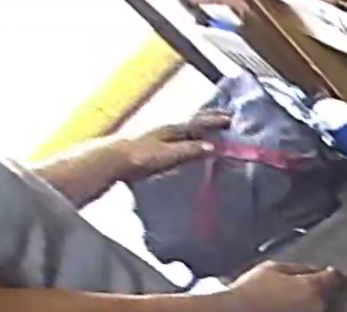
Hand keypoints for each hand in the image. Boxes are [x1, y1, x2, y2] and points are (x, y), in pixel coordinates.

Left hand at [107, 113, 229, 181]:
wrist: (115, 160)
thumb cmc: (143, 158)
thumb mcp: (170, 155)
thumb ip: (190, 150)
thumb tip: (214, 147)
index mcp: (173, 131)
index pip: (197, 124)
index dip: (213, 121)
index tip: (231, 119)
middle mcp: (168, 130)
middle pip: (192, 121)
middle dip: (208, 118)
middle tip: (225, 116)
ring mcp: (162, 137)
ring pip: (188, 128)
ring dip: (201, 125)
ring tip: (213, 125)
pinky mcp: (159, 145)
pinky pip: (183, 137)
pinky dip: (193, 135)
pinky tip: (195, 140)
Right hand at [225, 261, 346, 311]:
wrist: (245, 307)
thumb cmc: (257, 285)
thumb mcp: (277, 267)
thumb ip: (301, 268)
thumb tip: (317, 271)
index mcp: (312, 286)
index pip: (336, 279)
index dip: (337, 273)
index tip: (332, 269)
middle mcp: (320, 302)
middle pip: (341, 292)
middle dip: (340, 284)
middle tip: (335, 278)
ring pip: (337, 304)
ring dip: (336, 295)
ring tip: (329, 288)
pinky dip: (329, 304)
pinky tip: (320, 299)